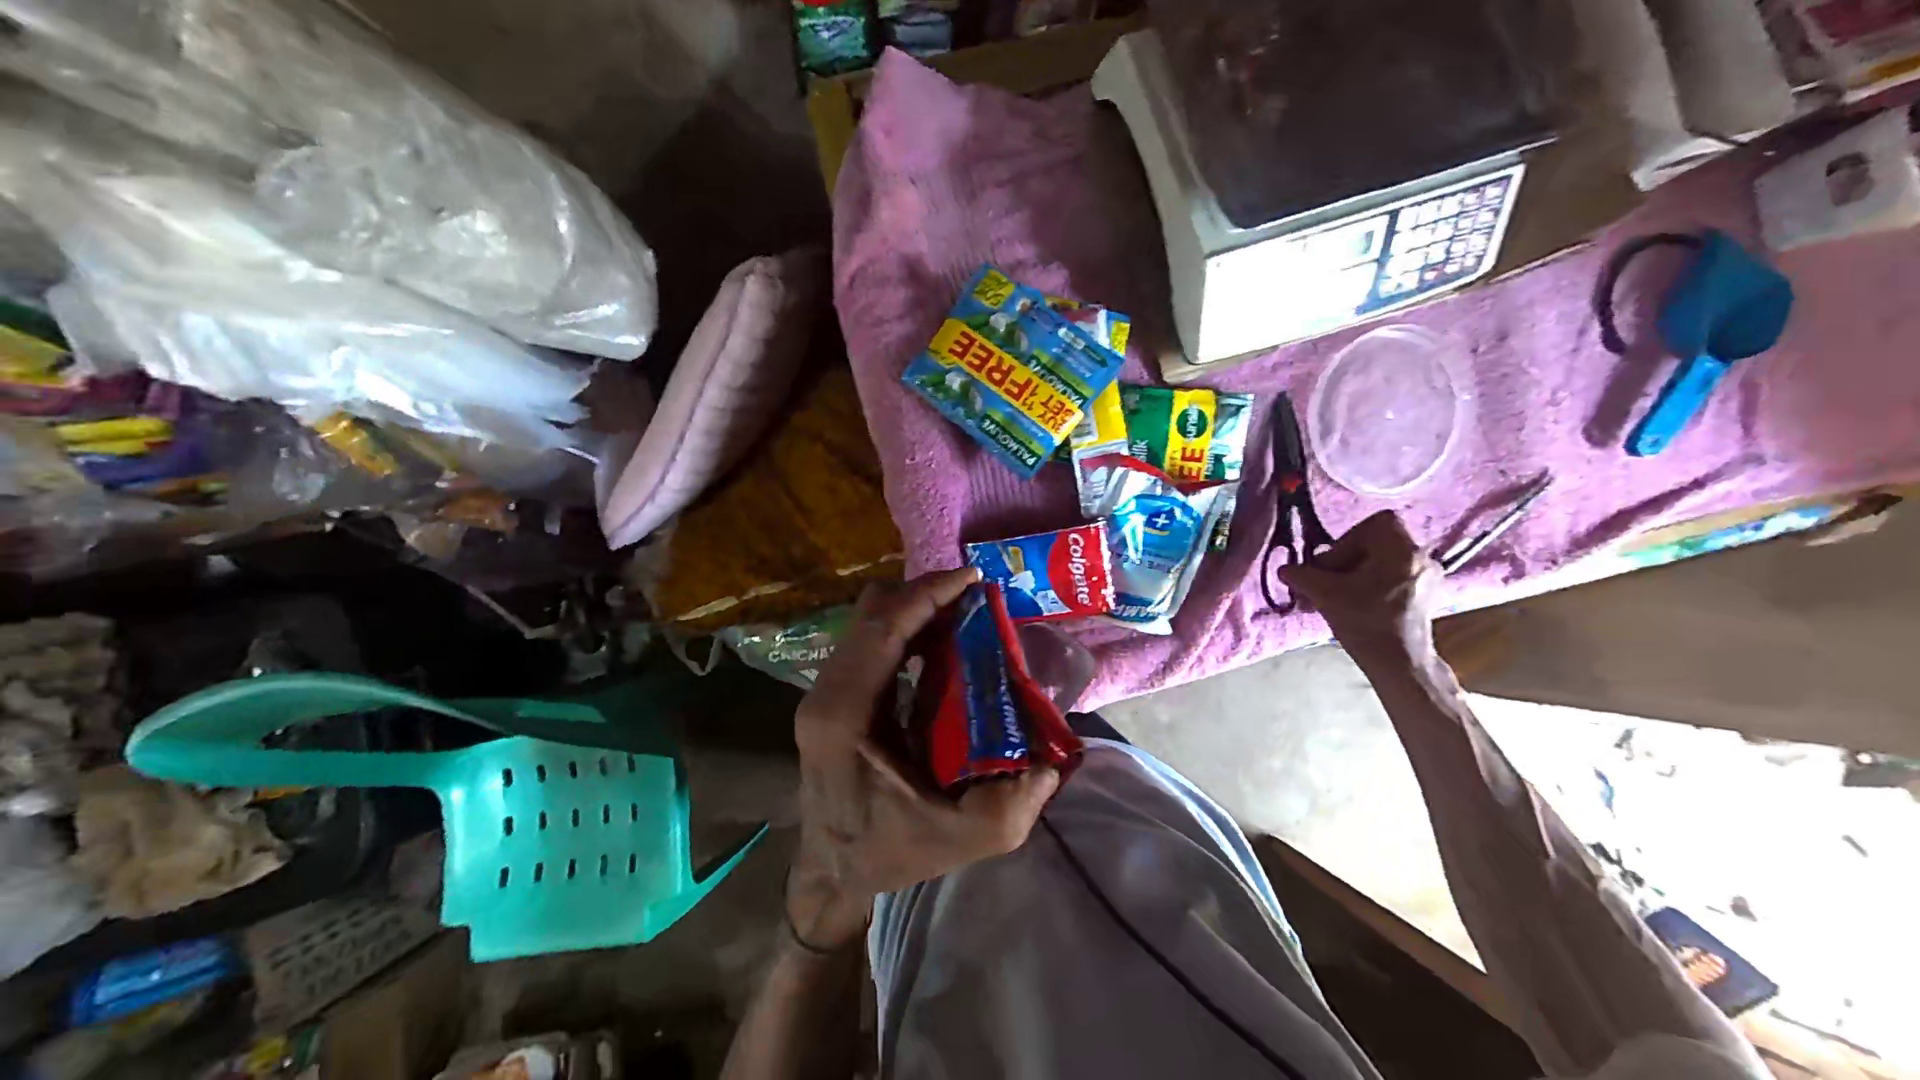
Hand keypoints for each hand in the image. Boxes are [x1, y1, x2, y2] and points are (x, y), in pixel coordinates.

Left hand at [786, 568, 1061, 951]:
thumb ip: (1012, 806)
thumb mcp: (959, 841)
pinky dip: (905, 629)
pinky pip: (868, 642)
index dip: (926, 595)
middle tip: (975, 597)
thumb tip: (1053, 758)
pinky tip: (941, 642)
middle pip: (871, 614)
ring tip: (964, 613)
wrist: (831, 871)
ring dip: (914, 609)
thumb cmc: (887, 853)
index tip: (972, 577)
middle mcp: (827, 692)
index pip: (881, 630)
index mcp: (844, 715)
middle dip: (924, 595)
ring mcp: (824, 692)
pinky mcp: (833, 696)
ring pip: (867, 623)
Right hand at [1278, 510, 1442, 664]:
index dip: (1348, 537)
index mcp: (1402, 550)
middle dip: (1345, 559)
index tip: (1332, 562)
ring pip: (1380, 562)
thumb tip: (1286, 569)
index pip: (1376, 522)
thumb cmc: (1365, 622)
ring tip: (1333, 597)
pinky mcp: (1424, 595)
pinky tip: (1352, 605)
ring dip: (1353, 574)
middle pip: (1375, 542)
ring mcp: (1426, 577)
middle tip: (1325, 581)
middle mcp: (1421, 557)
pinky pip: (1390, 577)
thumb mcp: (1324, 594)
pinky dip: (1368, 585)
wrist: (1399, 663)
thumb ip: (1301, 575)